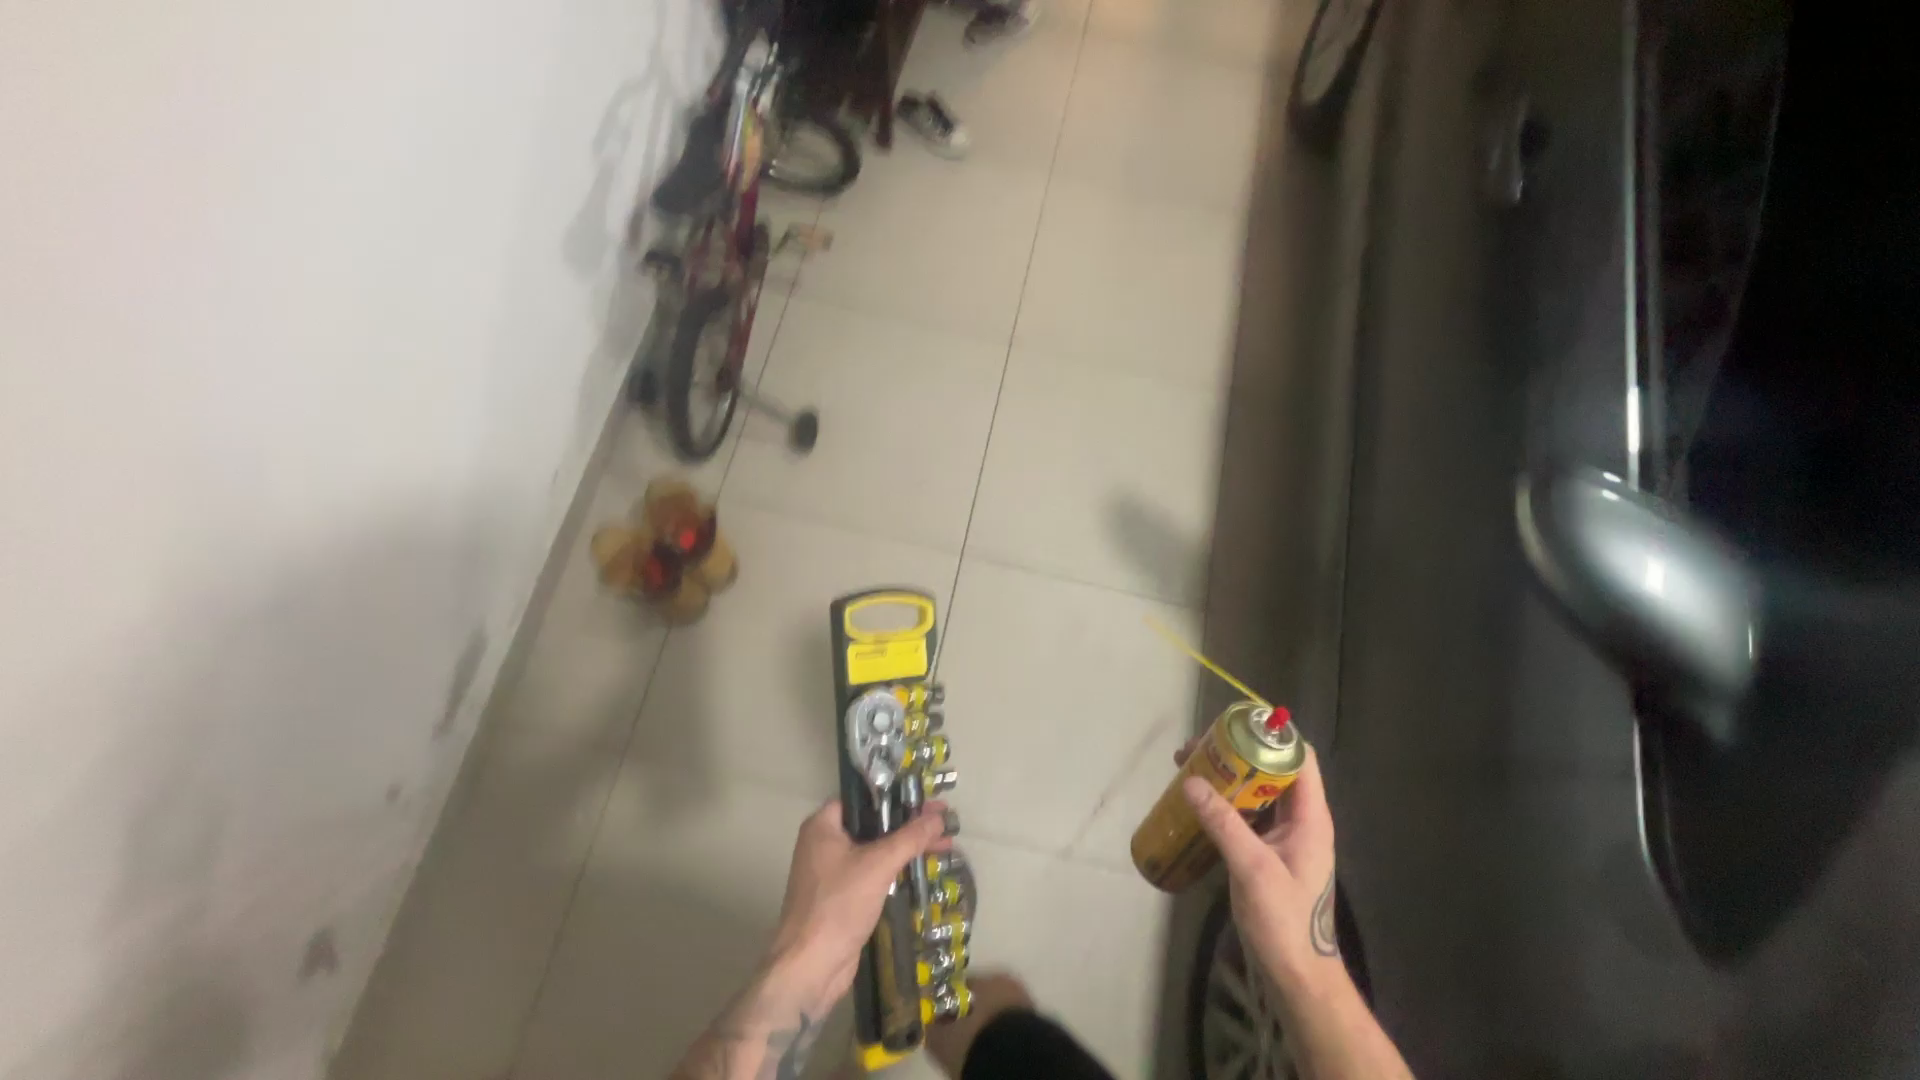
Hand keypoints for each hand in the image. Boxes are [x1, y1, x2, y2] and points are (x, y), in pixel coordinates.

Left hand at [761, 799, 950, 1010]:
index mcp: (823, 826)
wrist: (810, 966)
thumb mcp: (878, 865)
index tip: (926, 799)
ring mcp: (832, 872)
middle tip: (943, 821)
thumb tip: (939, 816)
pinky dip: (895, 869)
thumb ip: (910, 838)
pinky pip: (873, 873)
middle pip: (872, 823)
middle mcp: (824, 843)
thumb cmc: (839, 905)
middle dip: (908, 823)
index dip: (895, 796)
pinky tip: (922, 869)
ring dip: (906, 847)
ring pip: (875, 850)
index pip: (862, 798)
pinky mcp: (842, 897)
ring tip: (944, 843)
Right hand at [1178, 741, 1338, 988]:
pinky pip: (1246, 815)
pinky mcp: (1267, 852)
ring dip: (1226, 777)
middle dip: (1236, 754)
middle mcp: (1300, 820)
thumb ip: (1223, 822)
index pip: (1299, 759)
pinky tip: (1196, 802)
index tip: (1232, 725)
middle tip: (1196, 748)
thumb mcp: (1252, 868)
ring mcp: (1284, 836)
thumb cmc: (1285, 920)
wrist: (1297, 973)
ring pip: (1256, 792)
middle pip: (1272, 770)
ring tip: (1188, 768)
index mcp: (1310, 817)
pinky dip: (1223, 802)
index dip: (1271, 736)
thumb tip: (1191, 780)